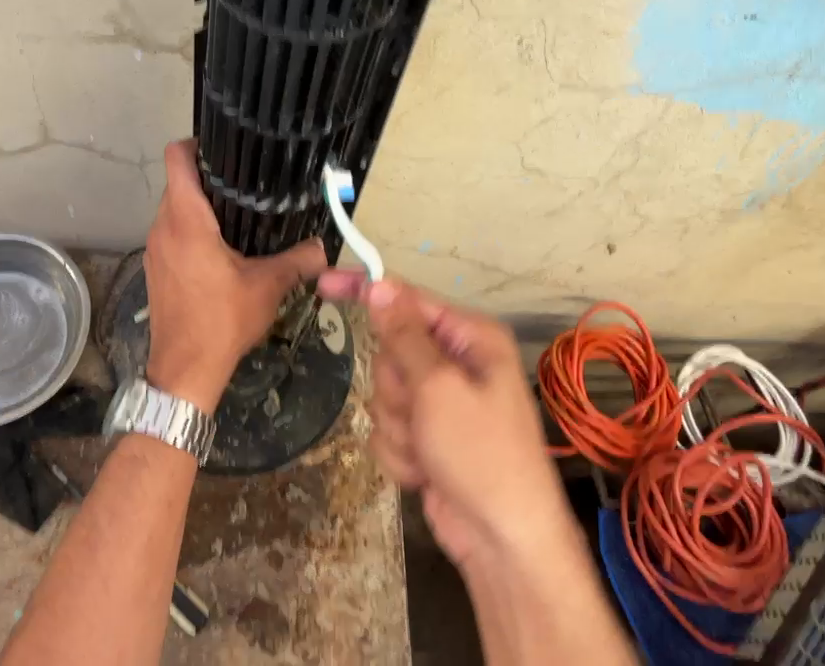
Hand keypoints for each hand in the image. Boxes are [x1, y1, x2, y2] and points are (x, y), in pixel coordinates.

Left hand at [143, 140, 326, 410]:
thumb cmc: (222, 320)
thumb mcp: (268, 286)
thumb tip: (324, 248)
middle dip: (207, 178)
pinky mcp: (154, 268)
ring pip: (172, 210)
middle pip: (177, 183)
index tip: (226, 150)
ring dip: (198, 207)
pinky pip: (170, 234)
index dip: (197, 144)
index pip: (177, 158)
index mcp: (186, 219)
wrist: (185, 370)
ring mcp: (154, 248)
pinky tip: (218, 249)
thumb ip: (298, 261)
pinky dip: (189, 231)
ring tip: (236, 215)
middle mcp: (162, 226)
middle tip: (244, 183)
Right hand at [317, 272, 568, 570]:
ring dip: (397, 426)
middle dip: (394, 388)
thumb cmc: (480, 454)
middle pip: (389, 351)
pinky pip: (387, 428)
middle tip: (420, 413)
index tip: (322, 284)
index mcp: (470, 338)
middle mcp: (456, 363)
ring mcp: (440, 403)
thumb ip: (403, 334)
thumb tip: (379, 284)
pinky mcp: (426, 436)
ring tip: (428, 450)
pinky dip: (400, 452)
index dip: (364, 291)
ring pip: (383, 393)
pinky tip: (426, 472)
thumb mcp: (438, 386)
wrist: (502, 541)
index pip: (405, 299)